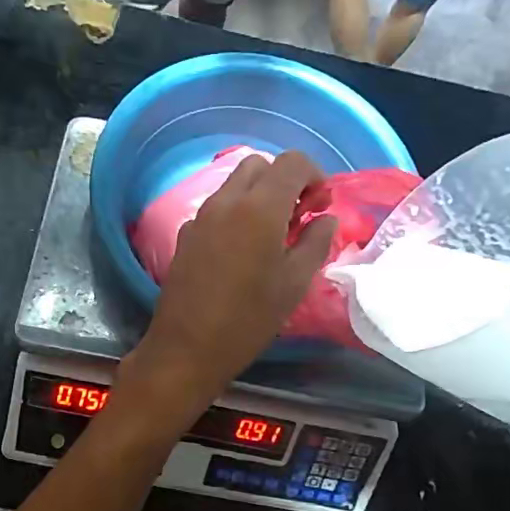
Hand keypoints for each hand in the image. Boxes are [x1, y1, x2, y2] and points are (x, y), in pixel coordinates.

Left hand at [123, 151, 338, 411]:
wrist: (186, 348)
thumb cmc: (249, 319)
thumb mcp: (295, 284)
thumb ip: (316, 242)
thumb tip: (325, 219)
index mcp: (259, 207)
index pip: (293, 162)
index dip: (315, 176)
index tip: (320, 206)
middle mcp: (226, 201)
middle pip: (260, 165)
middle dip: (284, 181)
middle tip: (297, 217)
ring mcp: (200, 216)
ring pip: (234, 184)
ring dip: (258, 195)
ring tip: (271, 236)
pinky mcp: (184, 235)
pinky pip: (215, 208)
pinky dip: (235, 213)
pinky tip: (241, 251)